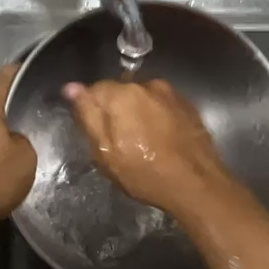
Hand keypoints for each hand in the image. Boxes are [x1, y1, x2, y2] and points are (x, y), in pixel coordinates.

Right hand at [63, 79, 239, 215]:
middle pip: (120, 92)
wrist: (197, 184)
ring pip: (143, 98)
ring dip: (138, 114)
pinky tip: (161, 140)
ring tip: (143, 142)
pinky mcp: (188, 105)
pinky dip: (157, 118)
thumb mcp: (106, 151)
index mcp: (122, 94)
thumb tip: (71, 87)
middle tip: (119, 142)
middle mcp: (147, 85)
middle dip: (116, 111)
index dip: (92, 111)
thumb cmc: (145, 172)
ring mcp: (171, 93)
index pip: (94, 90)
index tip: (97, 134)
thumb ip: (88, 115)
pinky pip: (162, 105)